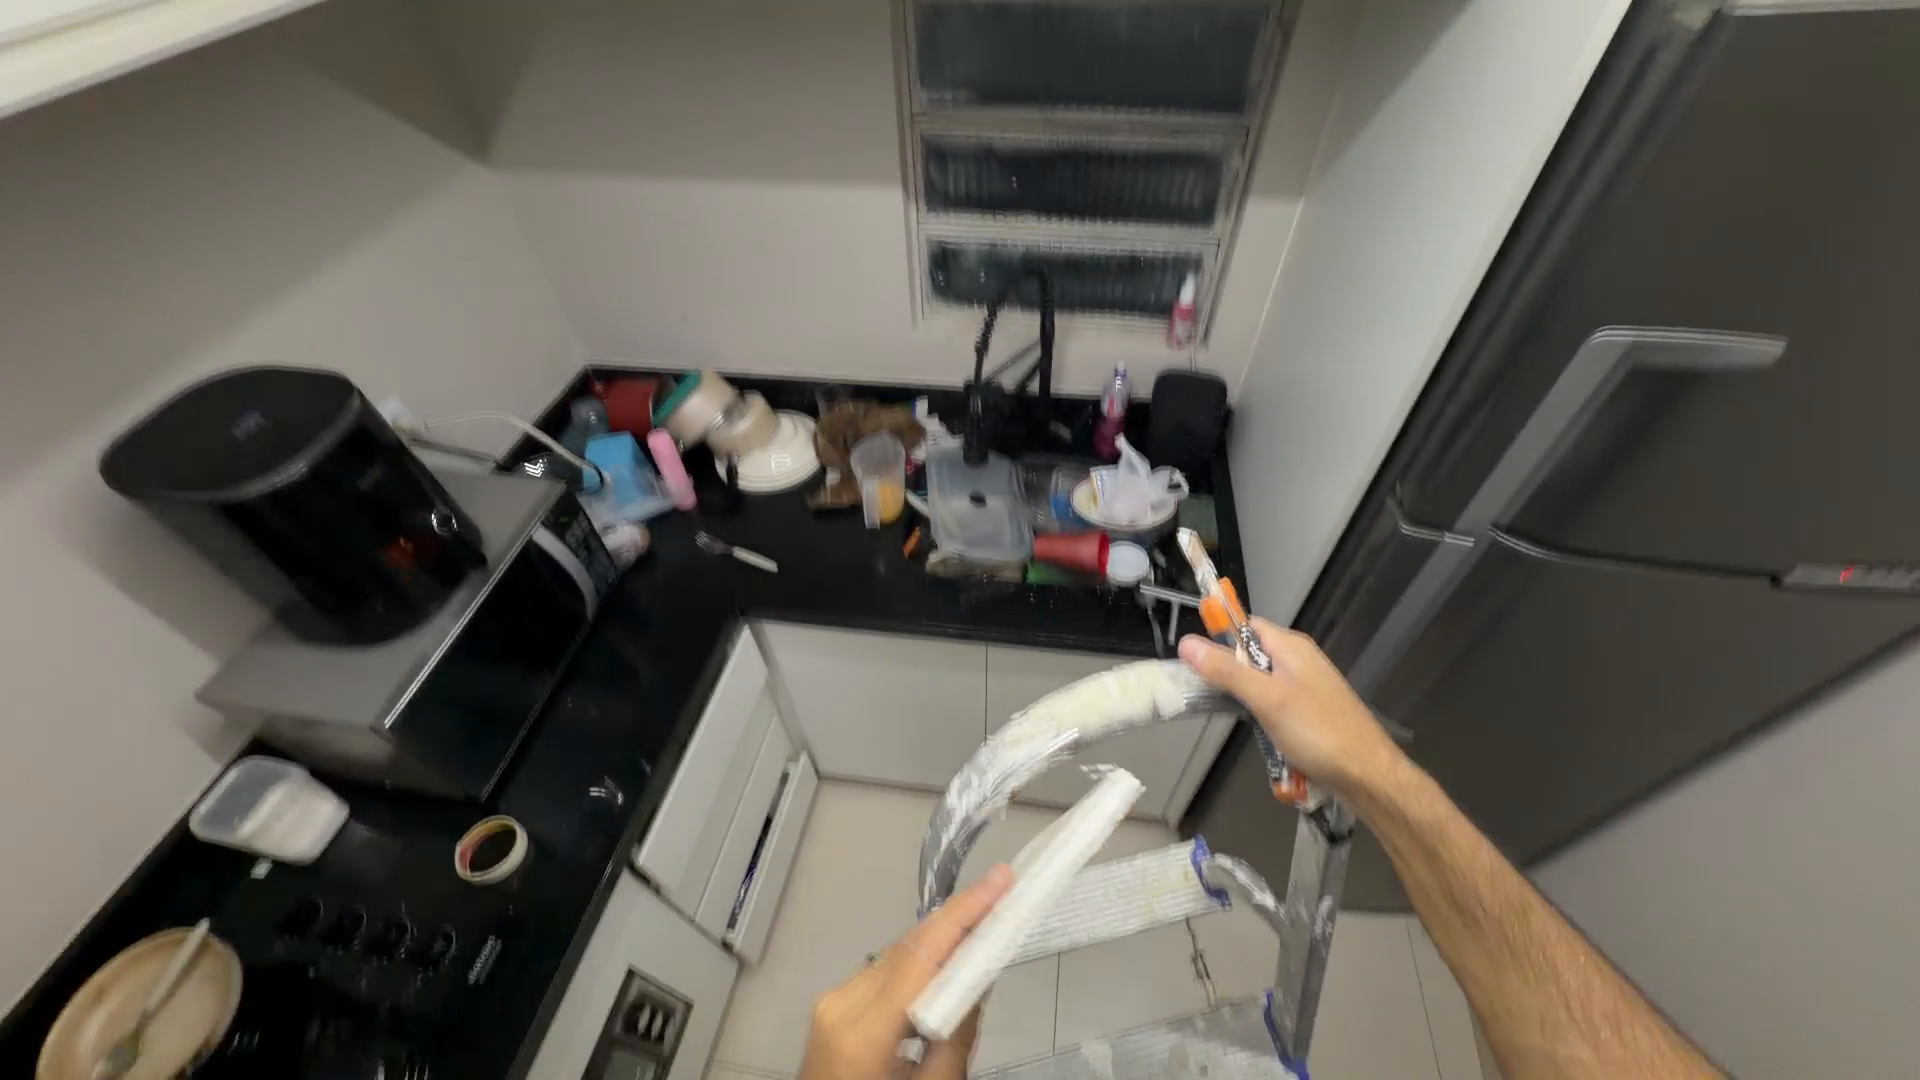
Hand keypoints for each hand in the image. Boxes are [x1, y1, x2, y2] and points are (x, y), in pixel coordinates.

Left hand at [799, 864, 1013, 1079]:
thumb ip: (957, 1034)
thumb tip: (979, 973)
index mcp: (862, 1031)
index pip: (922, 954)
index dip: (964, 912)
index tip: (1000, 880)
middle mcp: (841, 1002)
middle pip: (909, 946)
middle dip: (958, 916)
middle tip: (1002, 891)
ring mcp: (832, 1002)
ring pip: (897, 954)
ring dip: (941, 936)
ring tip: (985, 914)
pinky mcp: (834, 1008)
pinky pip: (884, 972)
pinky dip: (919, 961)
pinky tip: (948, 955)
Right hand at [1178, 619, 1402, 800]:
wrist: (1368, 776)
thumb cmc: (1317, 732)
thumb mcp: (1266, 699)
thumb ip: (1226, 670)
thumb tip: (1185, 642)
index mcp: (1291, 647)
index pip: (1245, 626)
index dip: (1219, 638)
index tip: (1195, 661)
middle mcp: (1299, 660)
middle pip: (1250, 655)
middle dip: (1229, 674)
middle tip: (1210, 695)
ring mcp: (1306, 686)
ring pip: (1261, 683)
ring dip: (1245, 700)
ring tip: (1236, 718)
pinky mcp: (1310, 711)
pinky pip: (1275, 704)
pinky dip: (1263, 716)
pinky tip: (1261, 734)